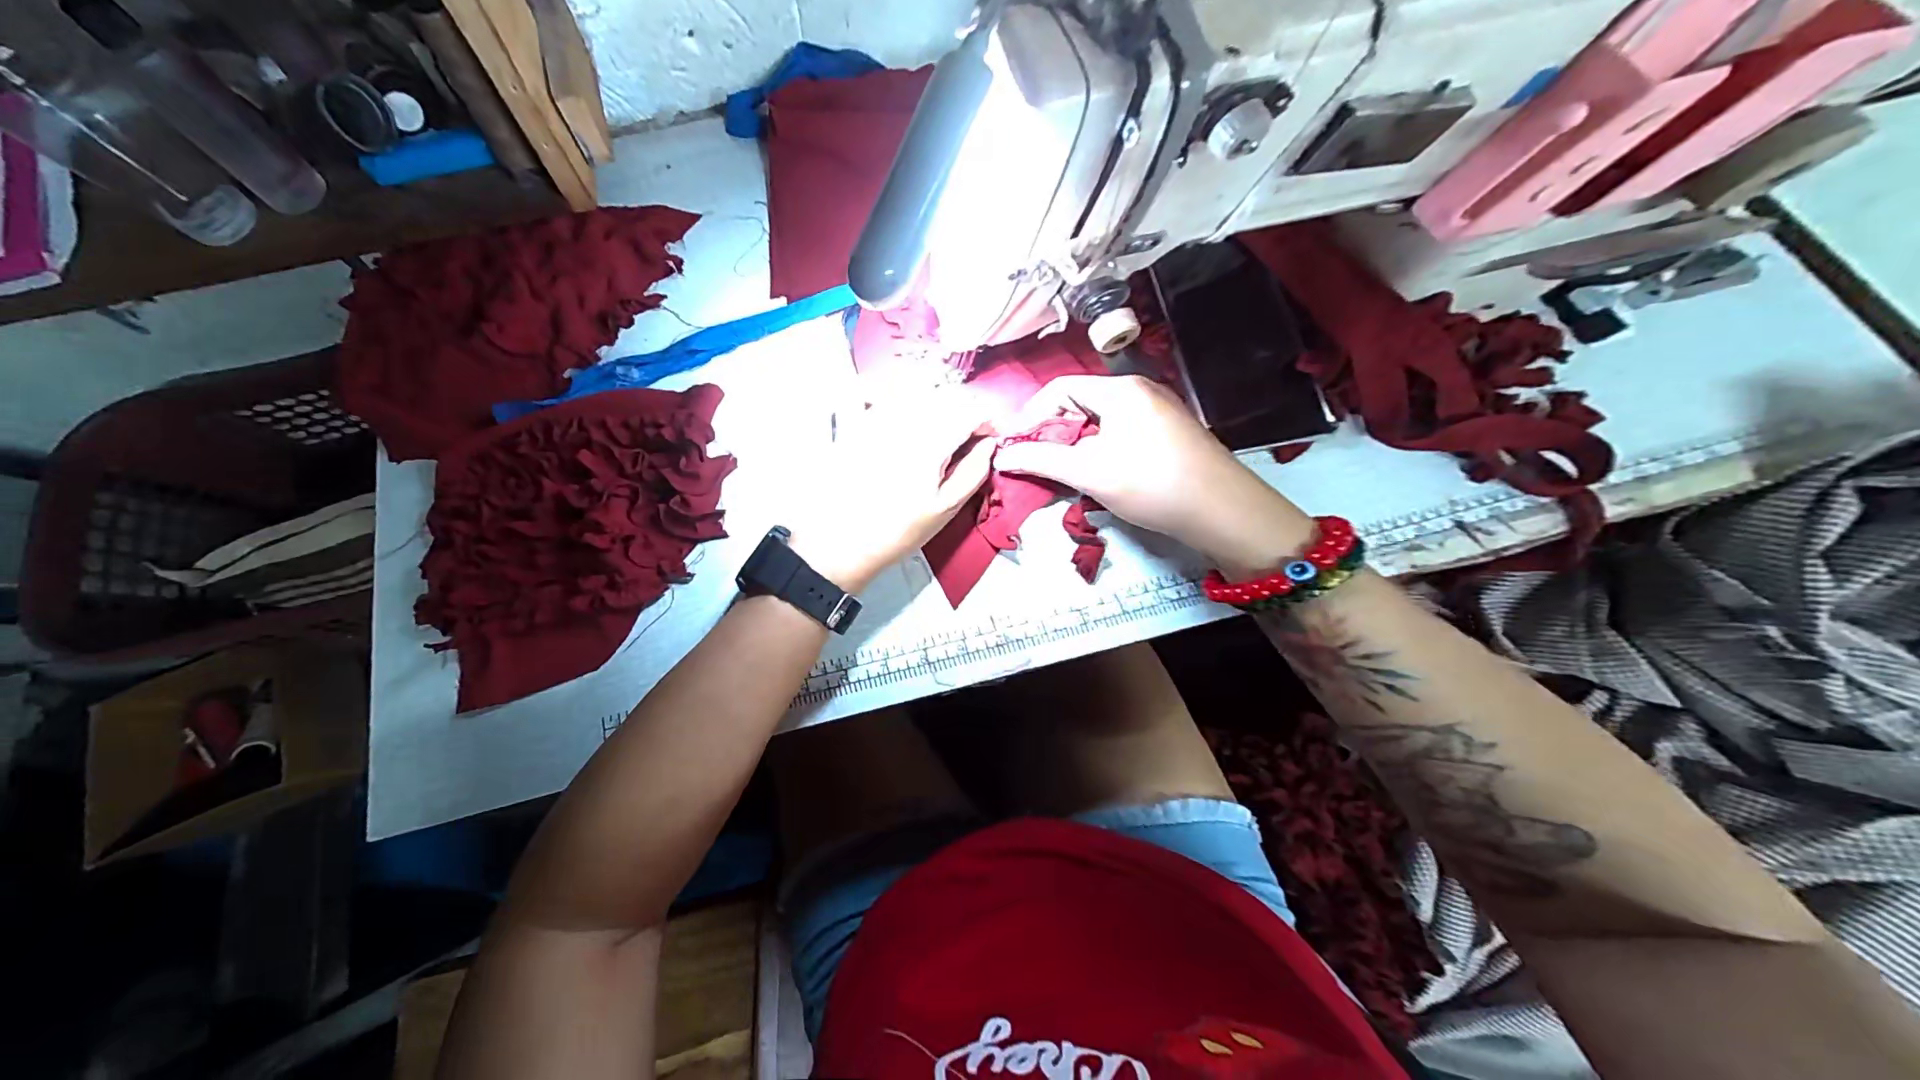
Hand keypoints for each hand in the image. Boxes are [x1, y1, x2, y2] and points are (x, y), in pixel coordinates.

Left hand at [787, 385, 995, 592]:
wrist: (840, 542)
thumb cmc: (896, 532)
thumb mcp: (945, 509)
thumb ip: (973, 471)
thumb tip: (988, 444)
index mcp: (930, 441)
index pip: (970, 410)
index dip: (988, 420)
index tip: (991, 436)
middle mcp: (904, 420)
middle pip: (945, 395)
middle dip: (965, 409)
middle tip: (971, 436)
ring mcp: (877, 418)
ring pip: (917, 390)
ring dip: (938, 403)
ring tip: (942, 430)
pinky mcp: (856, 423)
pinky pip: (886, 395)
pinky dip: (904, 398)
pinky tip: (908, 421)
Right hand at [993, 375, 1315, 575]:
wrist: (1223, 511)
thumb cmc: (1152, 483)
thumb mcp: (1089, 472)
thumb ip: (1041, 460)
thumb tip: (1003, 455)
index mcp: (1121, 389)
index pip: (1060, 389)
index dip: (1031, 416)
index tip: (1014, 446)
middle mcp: (1140, 391)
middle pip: (1080, 405)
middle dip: (1052, 434)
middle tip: (1035, 464)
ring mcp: (1158, 413)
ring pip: (1100, 424)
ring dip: (1075, 447)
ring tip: (1063, 475)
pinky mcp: (1168, 436)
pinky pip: (1121, 436)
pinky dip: (1100, 453)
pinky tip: (1097, 479)